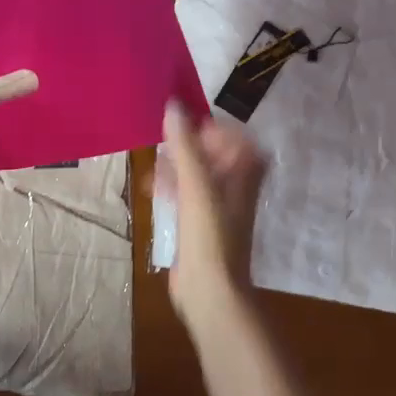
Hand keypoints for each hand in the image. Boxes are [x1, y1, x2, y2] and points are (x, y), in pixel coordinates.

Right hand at [160, 99, 265, 328]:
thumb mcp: (196, 187)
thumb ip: (185, 146)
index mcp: (243, 177)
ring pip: (197, 173)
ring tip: (154, 171)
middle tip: (163, 147)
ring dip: (175, 167)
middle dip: (187, 147)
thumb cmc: (208, 236)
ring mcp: (218, 208)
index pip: (238, 138)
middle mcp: (235, 189)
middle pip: (214, 154)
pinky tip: (152, 193)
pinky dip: (170, 187)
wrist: (210, 291)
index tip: (183, 129)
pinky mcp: (200, 224)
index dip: (213, 129)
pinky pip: (185, 194)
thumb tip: (173, 104)